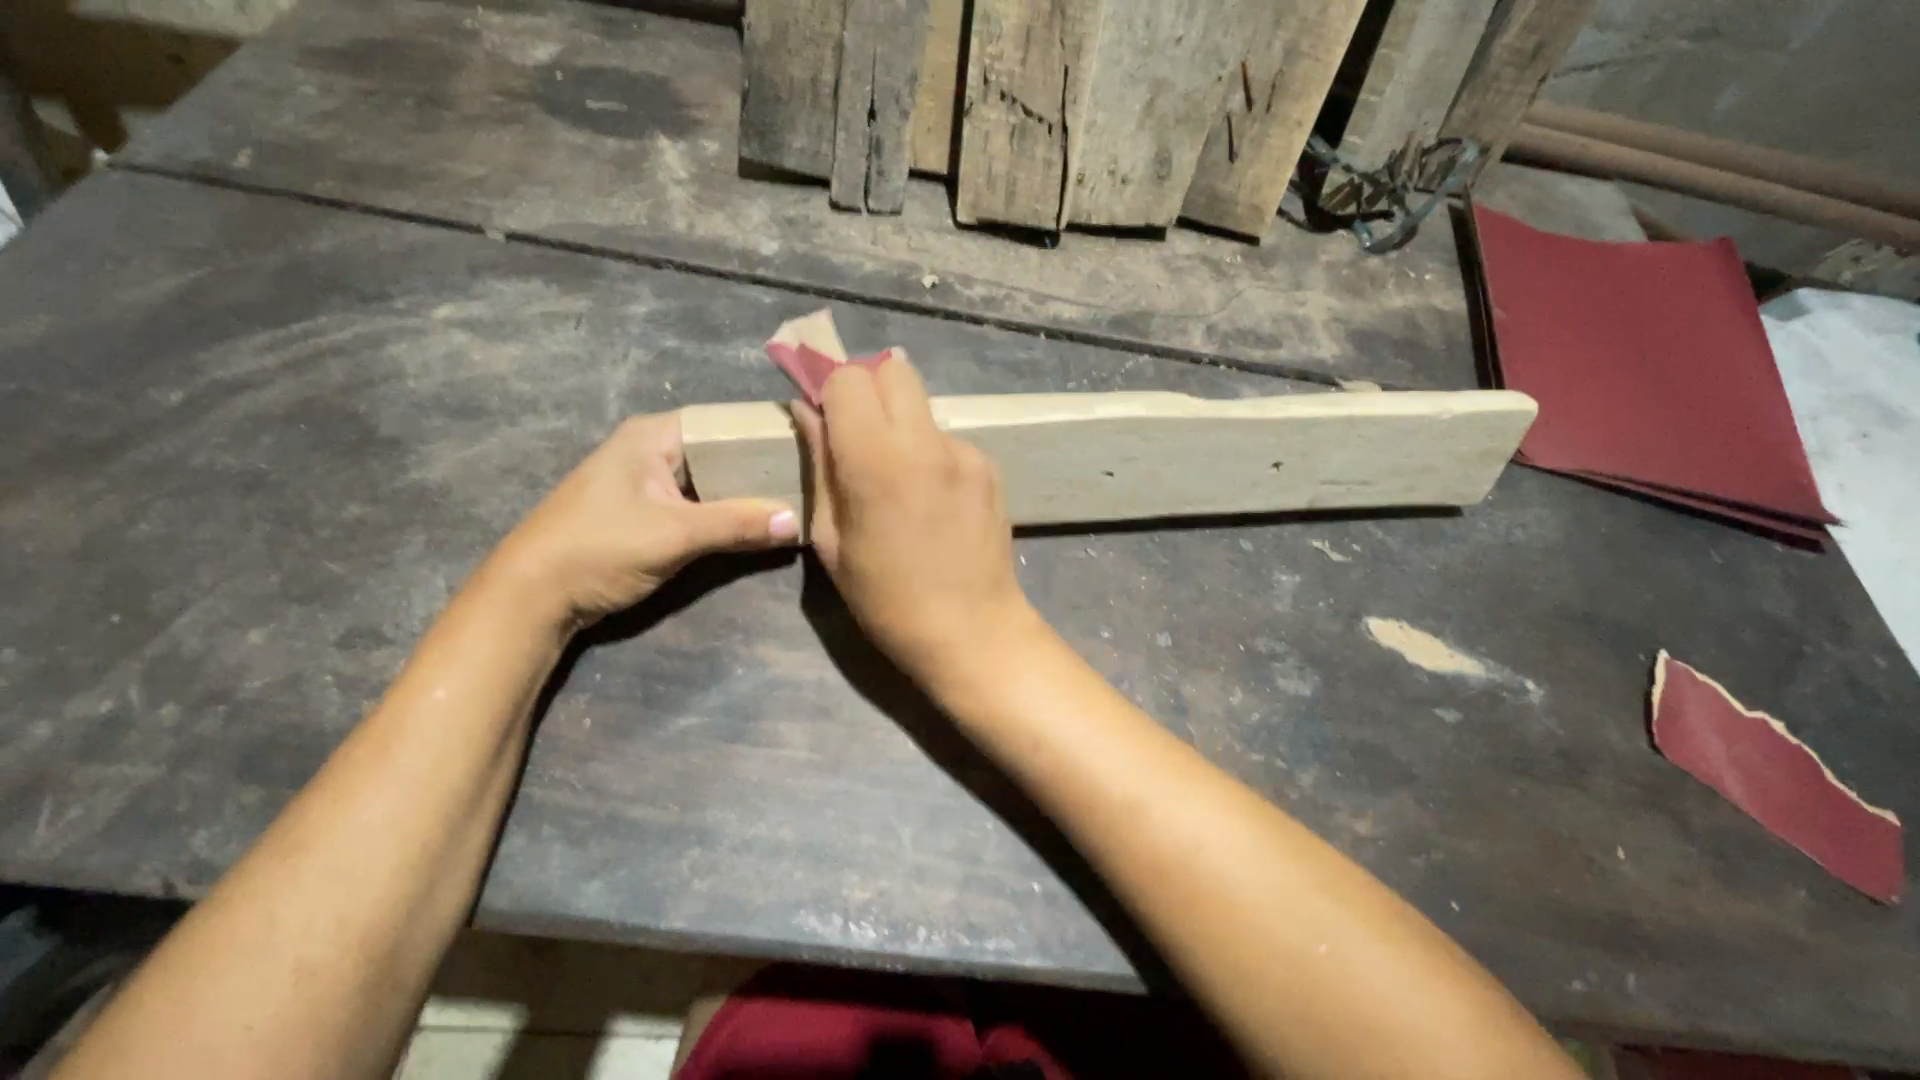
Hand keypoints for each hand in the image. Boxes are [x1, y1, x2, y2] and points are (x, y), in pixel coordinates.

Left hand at [492, 413, 797, 626]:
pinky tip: (757, 525)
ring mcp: (647, 483)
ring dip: (744, 495)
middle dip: (761, 468)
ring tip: (795, 501)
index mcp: (653, 436)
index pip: (723, 421)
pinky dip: (725, 514)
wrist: (533, 595)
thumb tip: (794, 521)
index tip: (809, 445)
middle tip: (810, 480)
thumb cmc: (599, 548)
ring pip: (711, 481)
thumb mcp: (674, 534)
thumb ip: (736, 524)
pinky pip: (698, 504)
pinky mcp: (646, 514)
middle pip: (719, 452)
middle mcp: (652, 450)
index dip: (764, 432)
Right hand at [793, 354, 1037, 687]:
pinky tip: (931, 501)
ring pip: (922, 404)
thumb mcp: (832, 540)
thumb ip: (819, 467)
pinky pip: (946, 438)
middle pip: (894, 369)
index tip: (827, 426)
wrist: (972, 630)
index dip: (831, 395)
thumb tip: (807, 413)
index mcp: (876, 460)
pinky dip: (929, 453)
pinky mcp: (989, 465)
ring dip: (900, 423)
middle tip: (858, 437)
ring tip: (897, 480)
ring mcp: (965, 450)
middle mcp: (925, 441)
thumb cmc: (886, 600)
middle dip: (868, 390)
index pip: (849, 379)